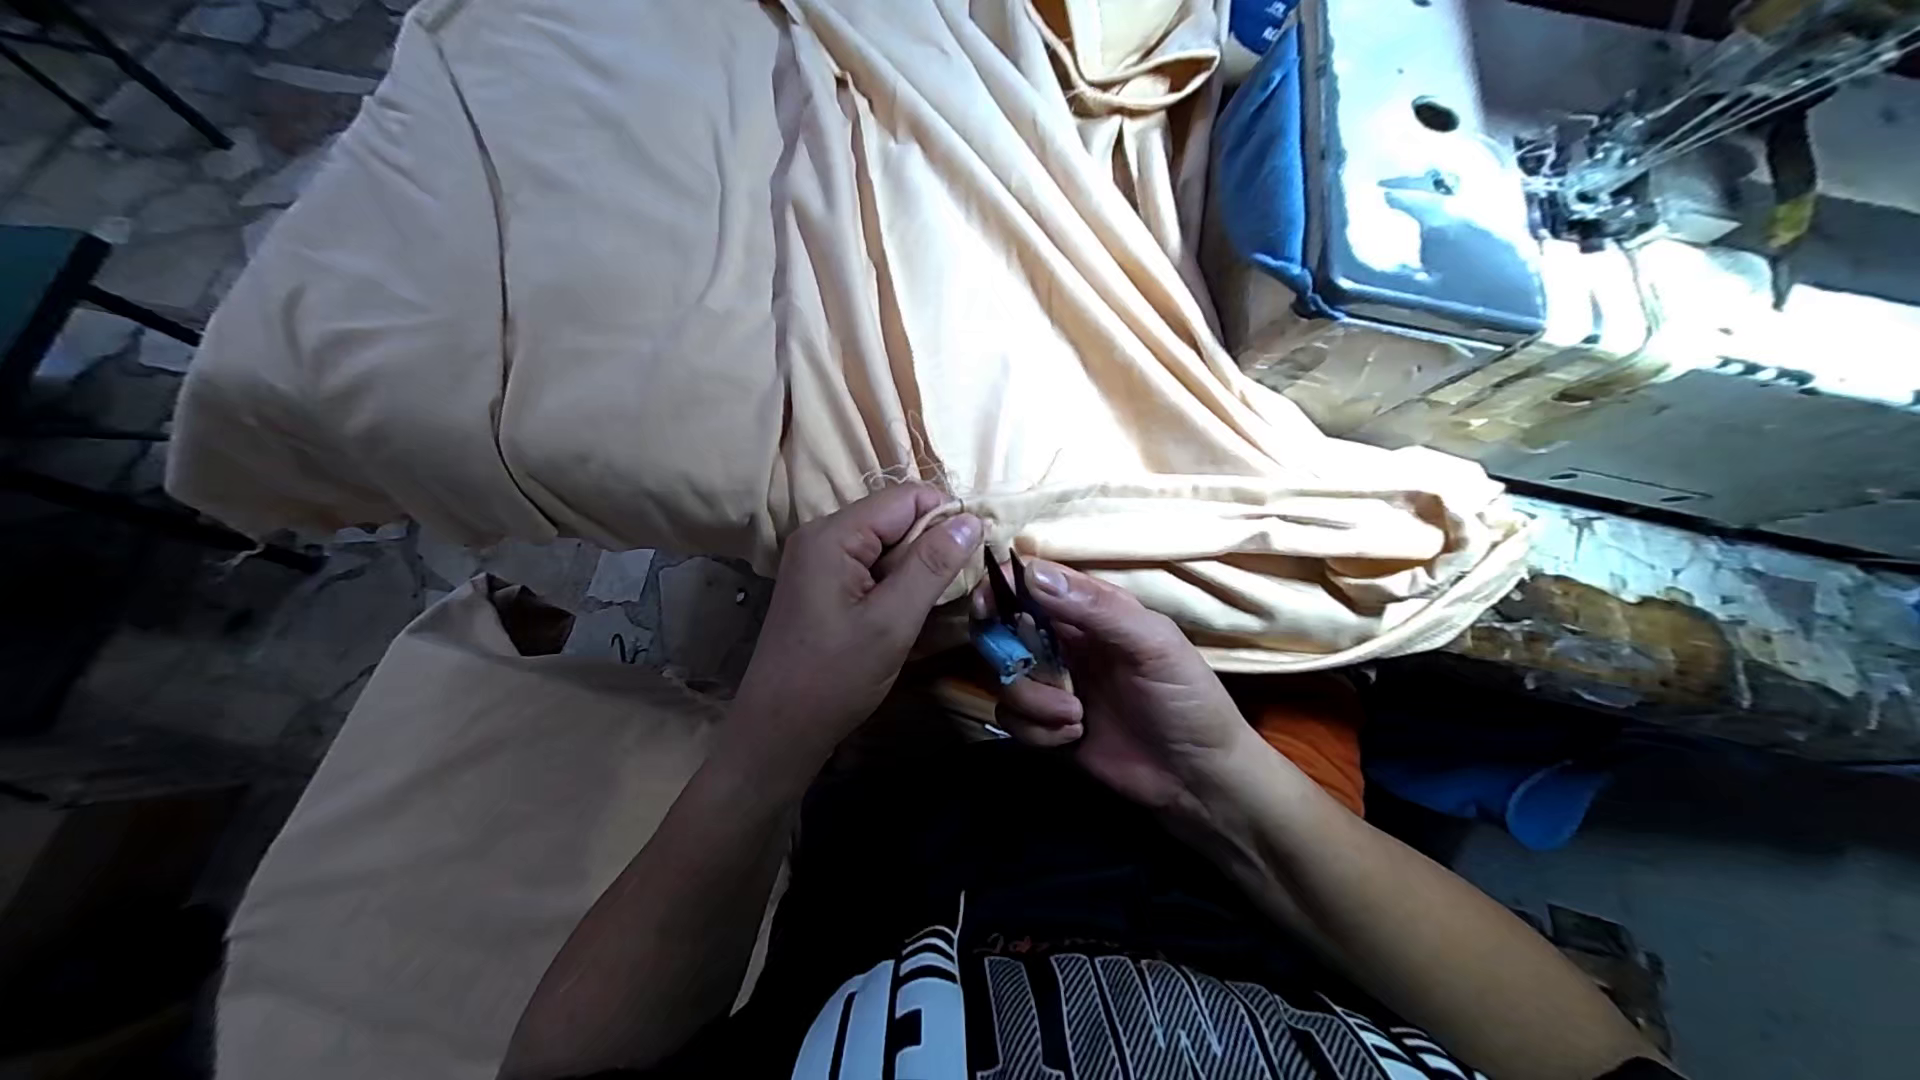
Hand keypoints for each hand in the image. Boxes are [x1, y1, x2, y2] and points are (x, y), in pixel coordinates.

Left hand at [732, 484, 981, 760]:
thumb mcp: (892, 622)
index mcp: (833, 535)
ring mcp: (817, 558)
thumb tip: (972, 520)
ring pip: (885, 541)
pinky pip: (869, 563)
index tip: (973, 553)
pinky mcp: (821, 581)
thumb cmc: (834, 678)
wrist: (778, 730)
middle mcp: (821, 534)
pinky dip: (893, 581)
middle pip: (894, 516)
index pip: (905, 497)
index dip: (945, 516)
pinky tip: (898, 612)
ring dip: (913, 566)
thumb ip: (932, 566)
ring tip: (920, 607)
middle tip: (944, 591)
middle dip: (928, 544)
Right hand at [973, 559, 1264, 813]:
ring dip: (1032, 699)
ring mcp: (1051, 684)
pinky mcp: (1044, 725)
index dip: (1001, 586)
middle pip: (1002, 629)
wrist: (1197, 780)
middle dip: (1004, 650)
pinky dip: (1036, 729)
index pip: (1032, 582)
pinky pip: (1011, 718)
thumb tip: (1030, 573)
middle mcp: (1062, 642)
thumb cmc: (1186, 699)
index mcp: (1089, 611)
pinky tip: (1072, 738)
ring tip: (1075, 716)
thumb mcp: (1153, 644)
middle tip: (1020, 666)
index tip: (986, 604)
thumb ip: (1096, 607)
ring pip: (1003, 677)